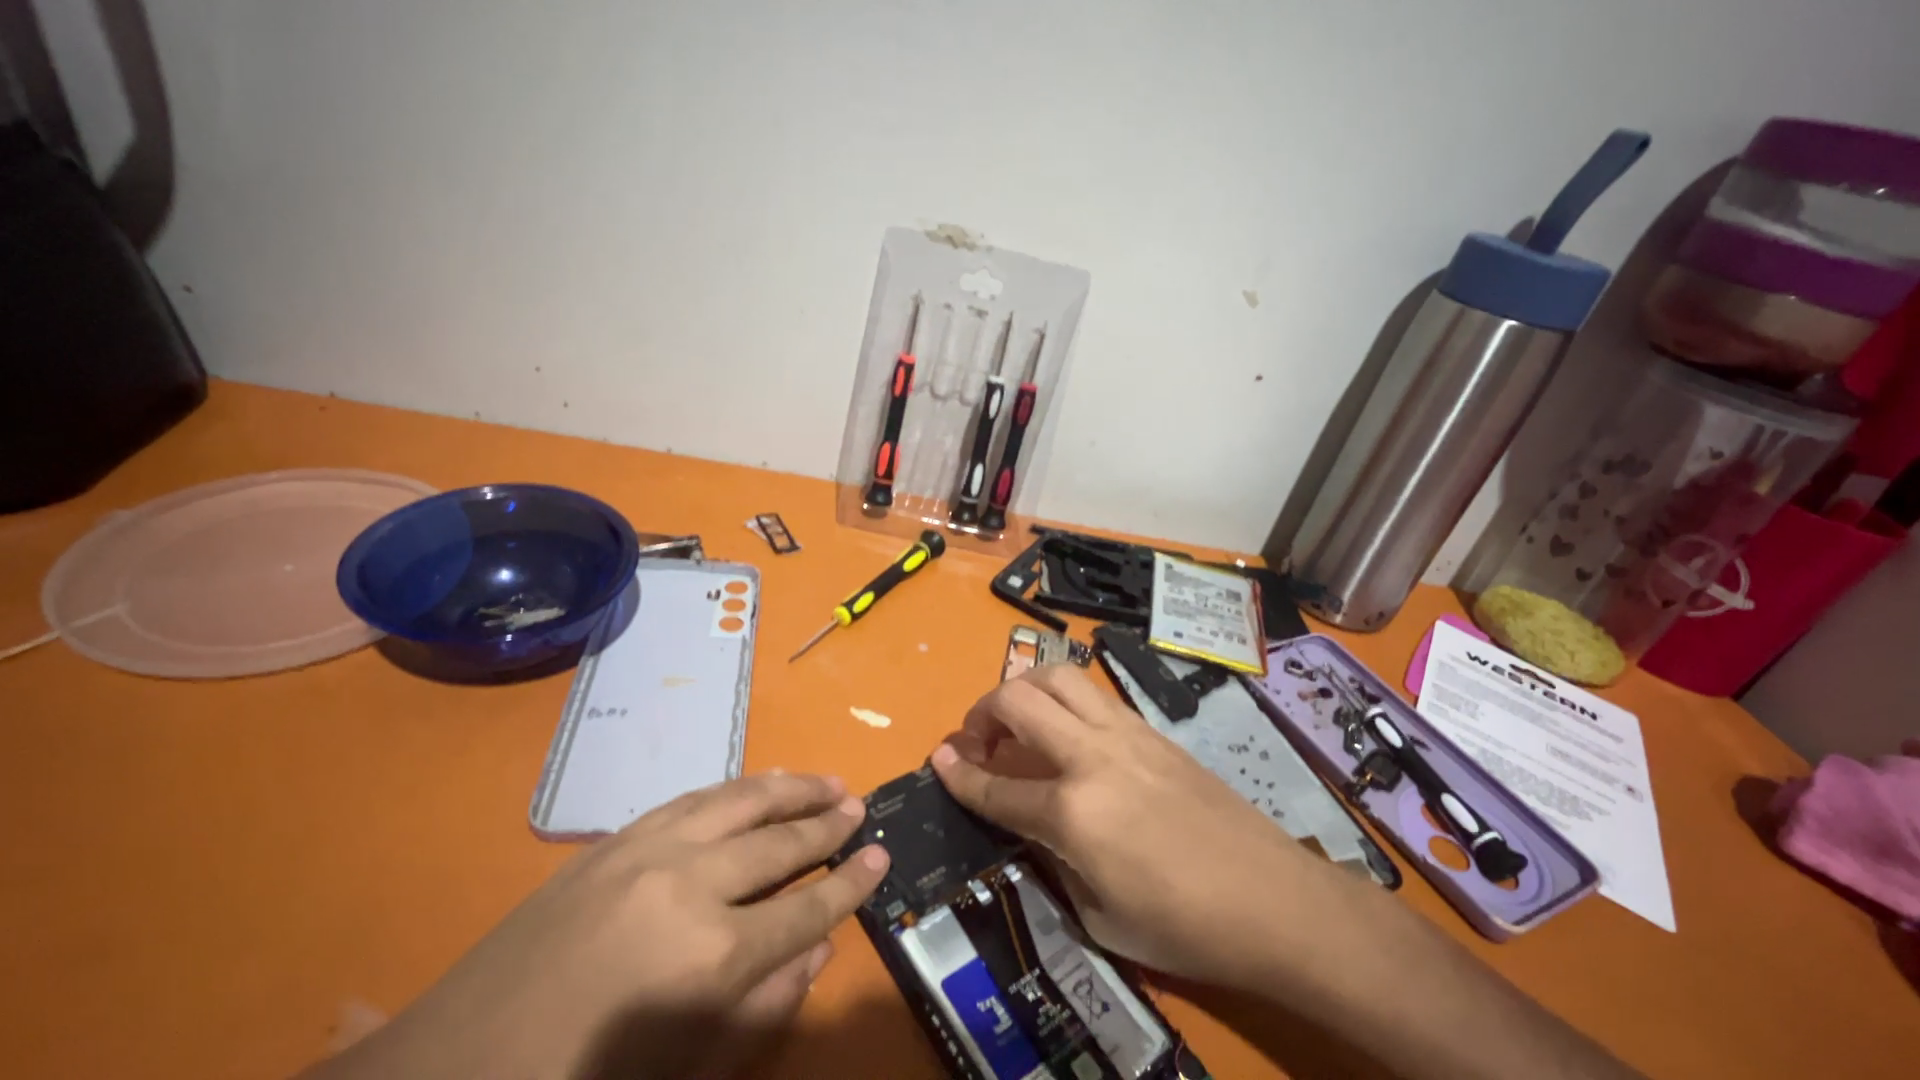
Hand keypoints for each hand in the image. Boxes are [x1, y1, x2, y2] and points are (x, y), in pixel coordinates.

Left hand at [305, 772, 889, 1079]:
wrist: (457, 1068)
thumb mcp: (692, 1068)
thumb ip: (767, 1008)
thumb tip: (816, 947)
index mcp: (715, 956)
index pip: (809, 907)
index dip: (851, 883)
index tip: (882, 855)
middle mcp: (689, 886)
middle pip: (779, 843)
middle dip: (826, 824)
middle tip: (860, 806)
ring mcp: (644, 854)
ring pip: (736, 801)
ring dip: (787, 788)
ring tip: (824, 780)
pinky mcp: (607, 843)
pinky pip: (687, 801)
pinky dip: (731, 790)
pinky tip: (751, 788)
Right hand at [932, 667, 1644, 1079]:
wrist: (1274, 900)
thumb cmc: (1182, 926)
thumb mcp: (1097, 916)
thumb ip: (1054, 861)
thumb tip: (1033, 828)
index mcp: (1071, 812)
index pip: (995, 786)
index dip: (958, 775)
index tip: (937, 761)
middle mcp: (1093, 757)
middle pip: (1018, 700)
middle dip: (981, 713)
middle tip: (978, 742)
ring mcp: (1128, 736)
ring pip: (1061, 676)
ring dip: (1024, 689)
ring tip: (1019, 722)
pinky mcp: (1156, 732)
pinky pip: (1096, 695)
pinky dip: (1066, 700)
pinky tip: (1070, 733)